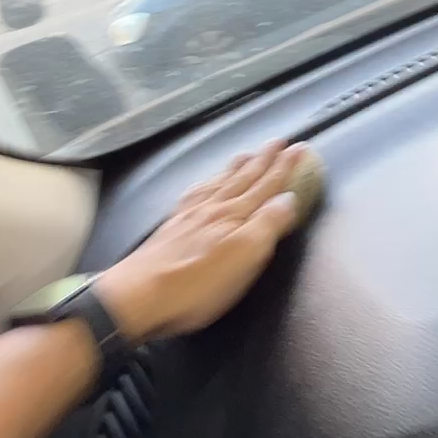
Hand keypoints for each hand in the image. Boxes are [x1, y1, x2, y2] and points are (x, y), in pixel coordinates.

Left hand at [96, 141, 310, 342]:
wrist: (138, 296)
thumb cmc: (198, 283)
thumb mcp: (244, 257)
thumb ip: (268, 225)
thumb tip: (288, 198)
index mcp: (235, 215)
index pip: (267, 185)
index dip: (285, 167)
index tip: (300, 148)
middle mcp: (215, 208)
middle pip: (245, 178)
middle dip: (265, 160)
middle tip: (278, 142)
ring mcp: (191, 215)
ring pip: (222, 182)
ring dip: (239, 166)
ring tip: (249, 153)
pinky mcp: (173, 226)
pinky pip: (197, 193)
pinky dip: (209, 182)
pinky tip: (208, 182)